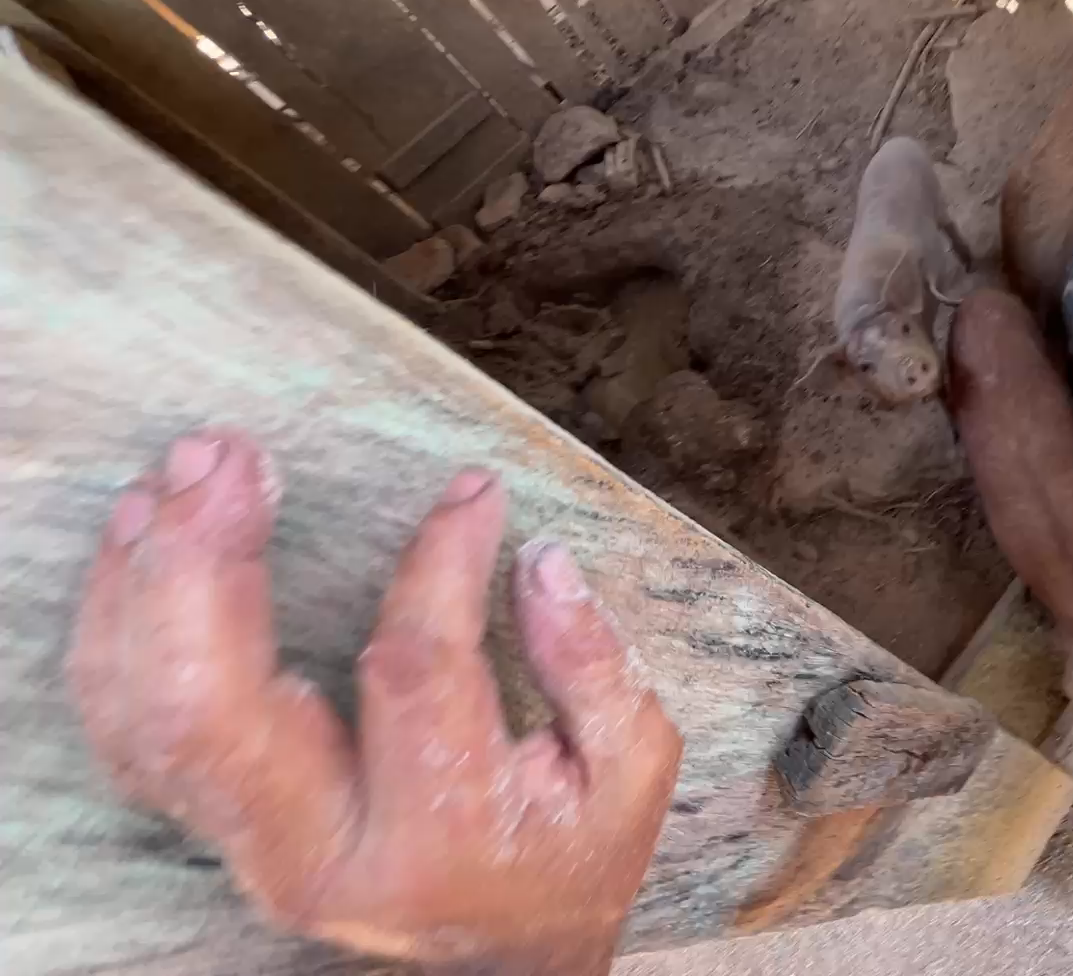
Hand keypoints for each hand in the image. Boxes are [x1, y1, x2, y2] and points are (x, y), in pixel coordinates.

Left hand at [67, 429, 682, 973]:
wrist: (511, 964)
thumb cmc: (587, 852)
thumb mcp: (636, 761)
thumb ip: (594, 663)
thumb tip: (541, 561)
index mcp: (442, 829)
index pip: (417, 669)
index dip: (440, 562)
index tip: (476, 489)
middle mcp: (321, 850)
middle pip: (216, 707)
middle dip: (206, 565)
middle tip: (226, 458)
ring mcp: (258, 849)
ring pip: (150, 720)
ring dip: (146, 585)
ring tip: (177, 478)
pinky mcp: (236, 831)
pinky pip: (145, 733)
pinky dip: (127, 634)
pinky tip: (146, 551)